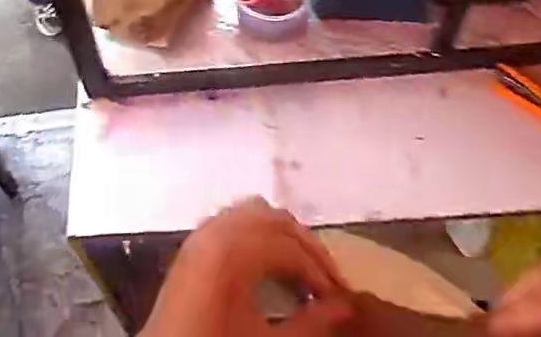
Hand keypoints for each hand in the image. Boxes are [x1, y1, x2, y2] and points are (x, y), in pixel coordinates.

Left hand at [140, 197, 349, 336]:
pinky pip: (234, 219)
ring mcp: (202, 233)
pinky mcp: (193, 245)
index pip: (290, 247)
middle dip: (306, 248)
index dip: (319, 272)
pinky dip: (258, 231)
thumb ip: (310, 326)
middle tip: (328, 282)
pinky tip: (268, 262)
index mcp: (233, 249)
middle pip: (276, 221)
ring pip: (256, 213)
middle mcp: (216, 229)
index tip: (339, 298)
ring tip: (302, 270)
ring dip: (283, 235)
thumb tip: (347, 306)